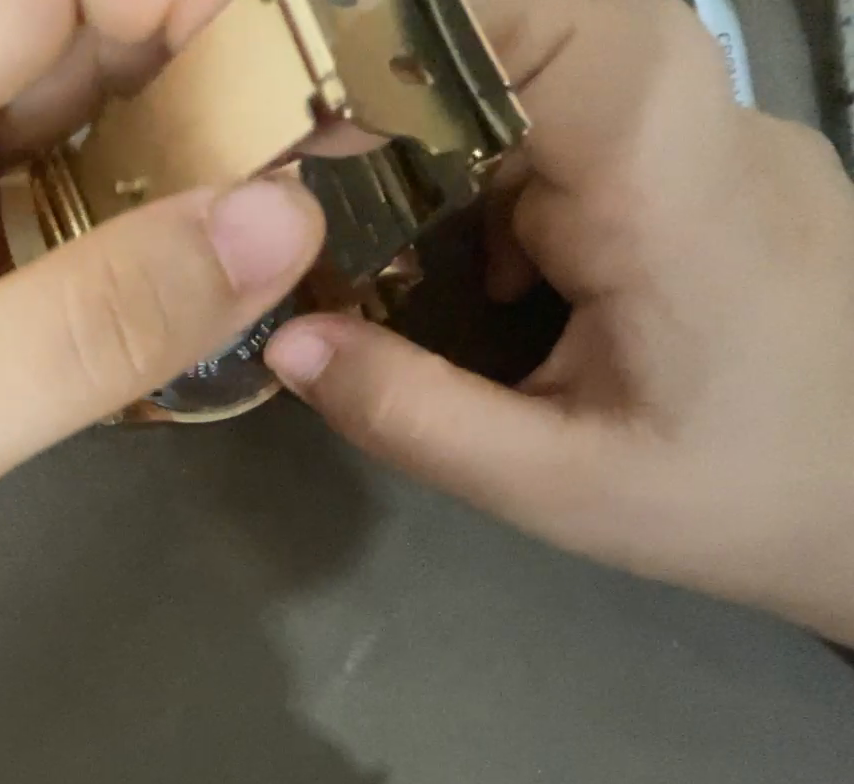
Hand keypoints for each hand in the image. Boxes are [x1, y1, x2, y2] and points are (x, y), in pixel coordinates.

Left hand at [0, 0, 325, 633]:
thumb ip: (92, 323)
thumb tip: (281, 222)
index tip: (322, 50)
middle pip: (66, 33)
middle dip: (203, 63)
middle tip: (334, 134)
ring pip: (59, 122)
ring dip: (169, 143)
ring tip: (286, 191)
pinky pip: (36, 202)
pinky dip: (113, 219)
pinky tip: (176, 257)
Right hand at [264, 0, 853, 642]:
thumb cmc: (742, 493)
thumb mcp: (550, 484)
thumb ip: (410, 415)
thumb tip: (285, 342)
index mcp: (676, 202)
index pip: (578, 30)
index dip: (437, 26)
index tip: (316, 98)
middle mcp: (692, 141)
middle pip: (524, 51)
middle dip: (386, 102)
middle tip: (287, 188)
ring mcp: (683, 154)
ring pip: (517, 101)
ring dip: (408, 159)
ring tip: (337, 252)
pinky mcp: (665, 181)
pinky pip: (532, 151)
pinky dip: (449, 195)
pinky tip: (419, 274)